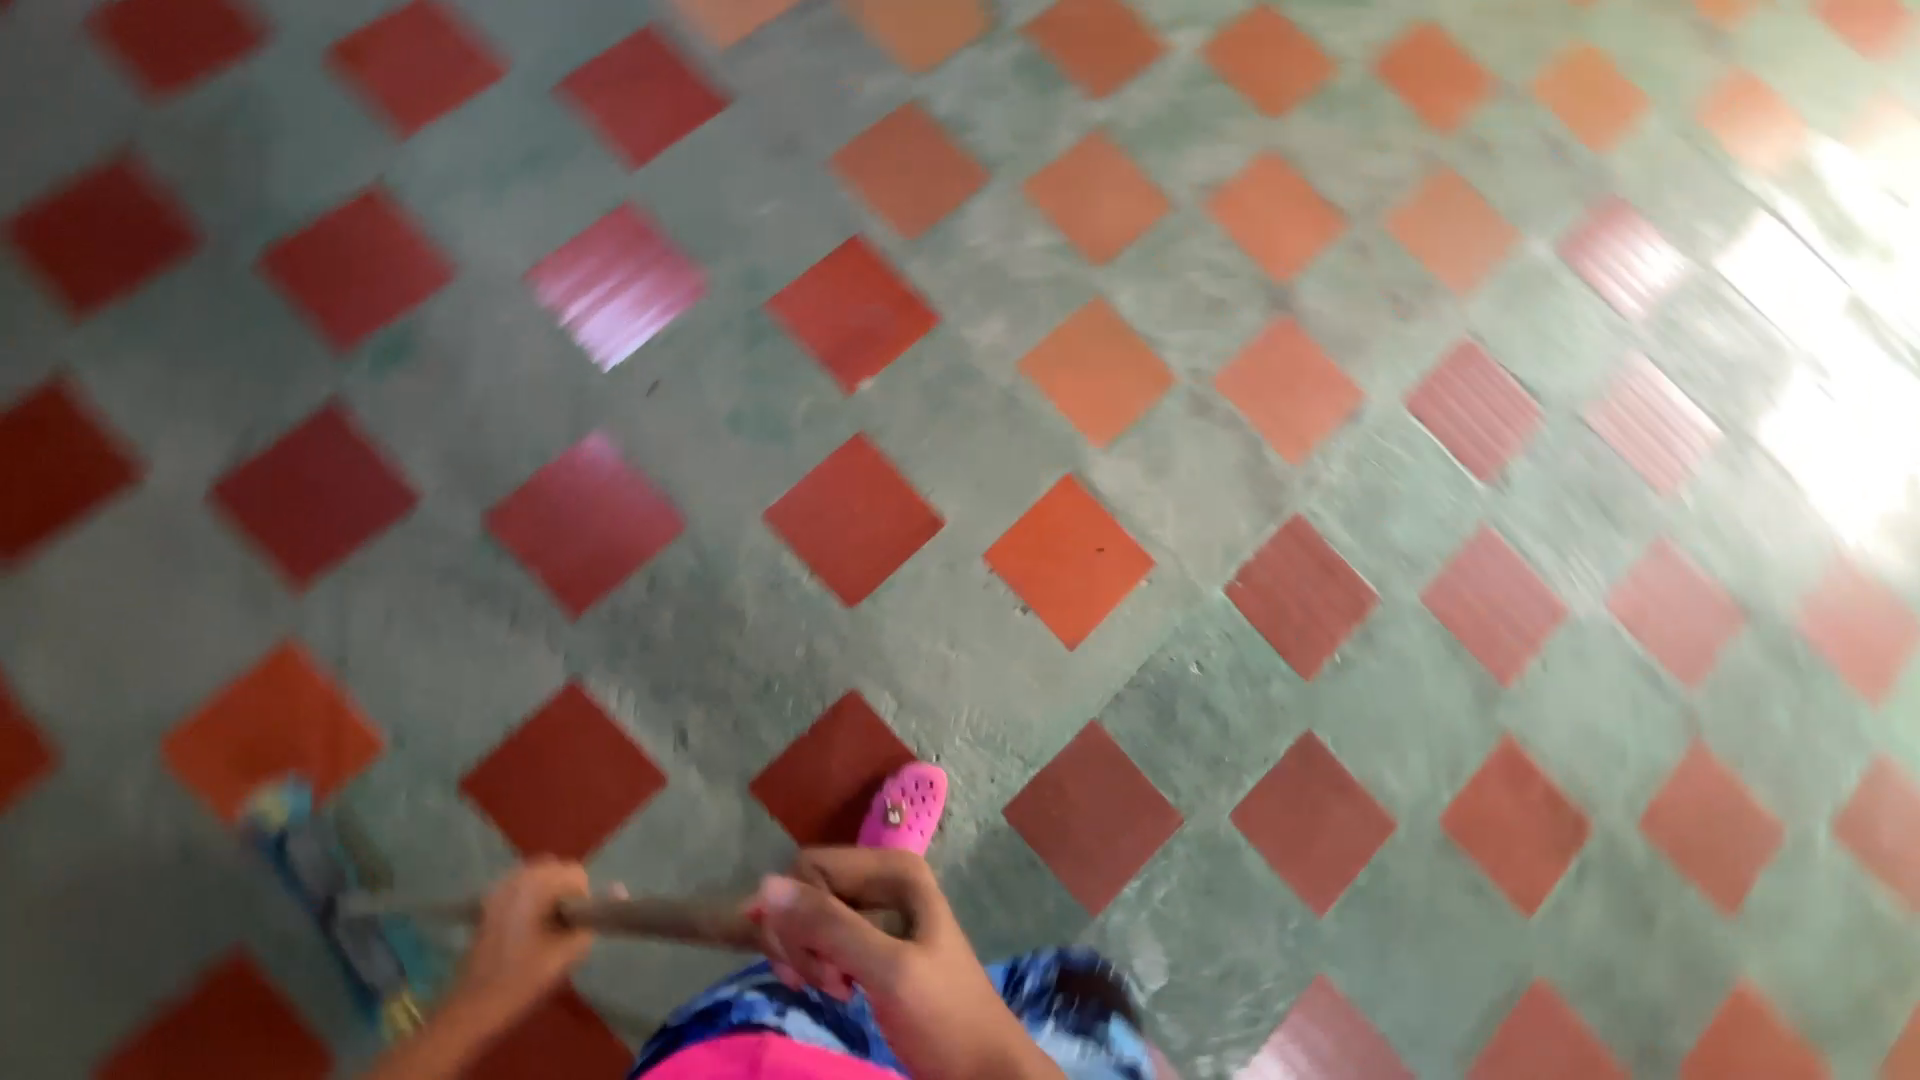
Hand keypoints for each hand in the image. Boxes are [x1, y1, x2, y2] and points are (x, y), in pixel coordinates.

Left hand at [443, 858, 607, 1029]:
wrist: (472, 1010)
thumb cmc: (523, 980)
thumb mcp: (569, 952)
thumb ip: (595, 918)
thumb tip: (619, 888)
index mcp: (535, 887)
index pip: (575, 874)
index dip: (582, 898)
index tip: (574, 926)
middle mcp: (515, 880)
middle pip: (556, 869)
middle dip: (565, 891)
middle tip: (563, 926)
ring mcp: (497, 892)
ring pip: (537, 877)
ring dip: (548, 894)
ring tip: (547, 927)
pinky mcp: (487, 906)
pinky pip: (520, 888)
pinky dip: (531, 899)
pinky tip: (528, 929)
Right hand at [750, 848, 1062, 1079]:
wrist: (981, 1067)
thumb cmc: (944, 1015)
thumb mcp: (888, 971)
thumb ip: (831, 927)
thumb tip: (764, 884)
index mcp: (893, 869)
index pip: (808, 869)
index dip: (801, 917)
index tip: (827, 968)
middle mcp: (879, 877)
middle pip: (803, 891)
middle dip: (801, 941)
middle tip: (831, 985)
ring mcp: (872, 908)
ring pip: (805, 917)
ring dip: (805, 958)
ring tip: (837, 991)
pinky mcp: (866, 939)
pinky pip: (817, 937)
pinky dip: (813, 966)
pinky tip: (835, 990)